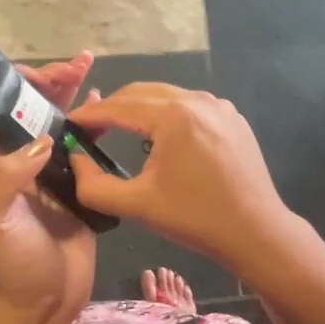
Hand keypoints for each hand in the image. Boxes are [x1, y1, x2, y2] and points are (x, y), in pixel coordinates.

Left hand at [0, 53, 97, 315]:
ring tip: (92, 70)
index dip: (19, 86)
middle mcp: (26, 163)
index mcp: (0, 164)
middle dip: (53, 83)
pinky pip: (88, 150)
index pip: (3, 112)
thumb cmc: (13, 263)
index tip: (43, 74)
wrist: (45, 302)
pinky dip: (96, 126)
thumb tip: (42, 140)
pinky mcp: (82, 188)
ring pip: (64, 125)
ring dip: (75, 96)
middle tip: (78, 62)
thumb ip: (6, 179)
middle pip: (37, 111)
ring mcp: (55, 175)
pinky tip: (108, 109)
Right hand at [66, 83, 295, 271]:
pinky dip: (168, 115)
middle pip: (141, 93)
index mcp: (173, 115)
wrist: (255, 231)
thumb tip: (75, 159)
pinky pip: (190, 106)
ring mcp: (218, 105)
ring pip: (166, 96)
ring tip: (121, 132)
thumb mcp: (137, 205)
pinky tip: (162, 141)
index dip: (89, 114)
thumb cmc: (194, 218)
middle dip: (112, 108)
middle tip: (91, 130)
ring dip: (140, 110)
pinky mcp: (232, 117)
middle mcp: (197, 99)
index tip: (69, 124)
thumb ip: (94, 184)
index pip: (118, 105)